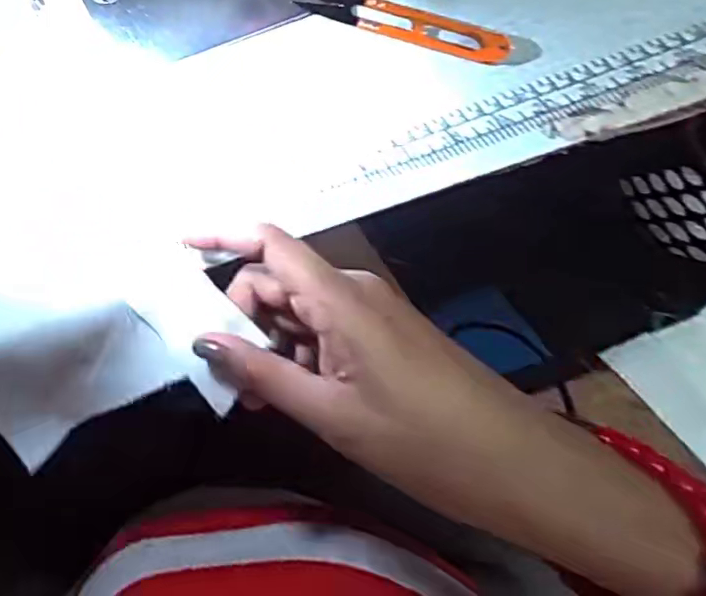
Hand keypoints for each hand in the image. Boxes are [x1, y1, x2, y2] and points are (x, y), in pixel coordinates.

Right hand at [189, 226, 542, 489]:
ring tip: (259, 397)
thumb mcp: (331, 413)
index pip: (268, 241)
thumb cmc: (425, 441)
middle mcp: (350, 288)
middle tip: (229, 375)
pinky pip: (323, 326)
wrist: (525, 469)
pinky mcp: (381, 331)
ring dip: (269, 343)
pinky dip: (298, 352)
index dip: (220, 236)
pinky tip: (293, 394)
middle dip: (243, 318)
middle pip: (275, 280)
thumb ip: (261, 372)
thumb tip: (204, 340)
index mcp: (338, 296)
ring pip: (297, 308)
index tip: (180, 248)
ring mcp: (368, 309)